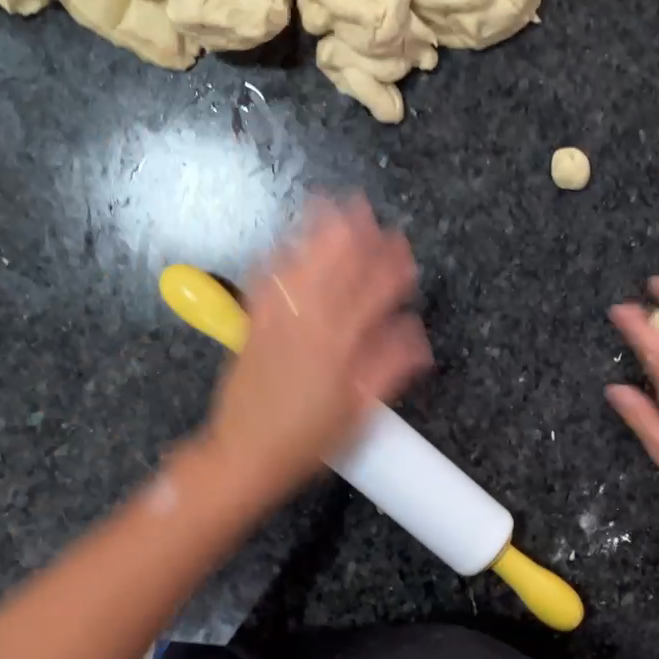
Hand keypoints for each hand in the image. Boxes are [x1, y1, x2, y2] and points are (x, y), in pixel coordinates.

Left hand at [200, 195, 430, 497]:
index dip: (391, 268)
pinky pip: (265, 280)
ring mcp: (274, 321)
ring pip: (299, 264)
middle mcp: (306, 325)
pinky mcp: (252, 326)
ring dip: (316, 232)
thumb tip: (415, 334)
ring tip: (331, 203)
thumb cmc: (307, 442)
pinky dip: (279, 256)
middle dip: (354, 235)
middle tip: (367, 208)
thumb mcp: (359, 413)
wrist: (243, 456)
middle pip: (334, 267)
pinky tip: (287, 242)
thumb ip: (388, 368)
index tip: (405, 250)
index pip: (372, 293)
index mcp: (339, 346)